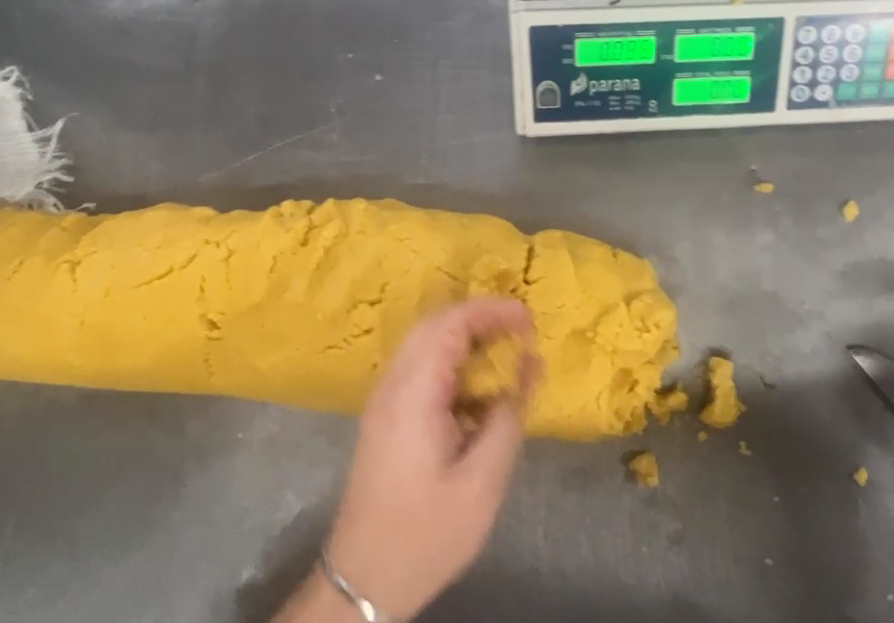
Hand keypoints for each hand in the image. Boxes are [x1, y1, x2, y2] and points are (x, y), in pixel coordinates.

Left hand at [277, 299, 540, 622]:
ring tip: (508, 355)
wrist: (363, 581)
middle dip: (480, 318)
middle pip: (433, 326)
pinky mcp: (385, 422)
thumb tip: (528, 367)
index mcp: (412, 395)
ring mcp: (384, 404)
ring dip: (466, 340)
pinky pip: (420, 372)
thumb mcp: (482, 481)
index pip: (449, 324)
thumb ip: (507, 417)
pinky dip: (453, 365)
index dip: (491, 311)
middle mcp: (392, 388)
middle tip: (522, 331)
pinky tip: (481, 391)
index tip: (530, 319)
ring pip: (424, 347)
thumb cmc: (426, 533)